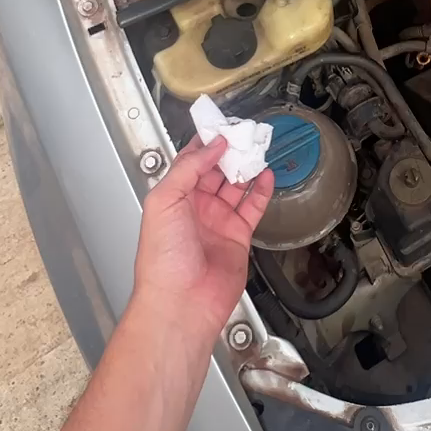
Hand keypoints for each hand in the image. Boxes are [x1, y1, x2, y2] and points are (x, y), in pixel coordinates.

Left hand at [132, 137, 274, 332]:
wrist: (181, 304)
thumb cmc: (163, 261)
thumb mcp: (165, 201)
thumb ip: (188, 168)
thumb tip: (212, 145)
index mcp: (174, 198)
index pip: (191, 161)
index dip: (206, 142)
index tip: (221, 125)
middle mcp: (196, 208)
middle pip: (217, 170)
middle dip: (231, 151)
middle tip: (246, 134)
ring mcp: (218, 222)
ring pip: (237, 185)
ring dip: (247, 167)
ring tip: (259, 149)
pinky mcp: (238, 237)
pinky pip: (252, 207)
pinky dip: (261, 190)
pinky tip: (267, 176)